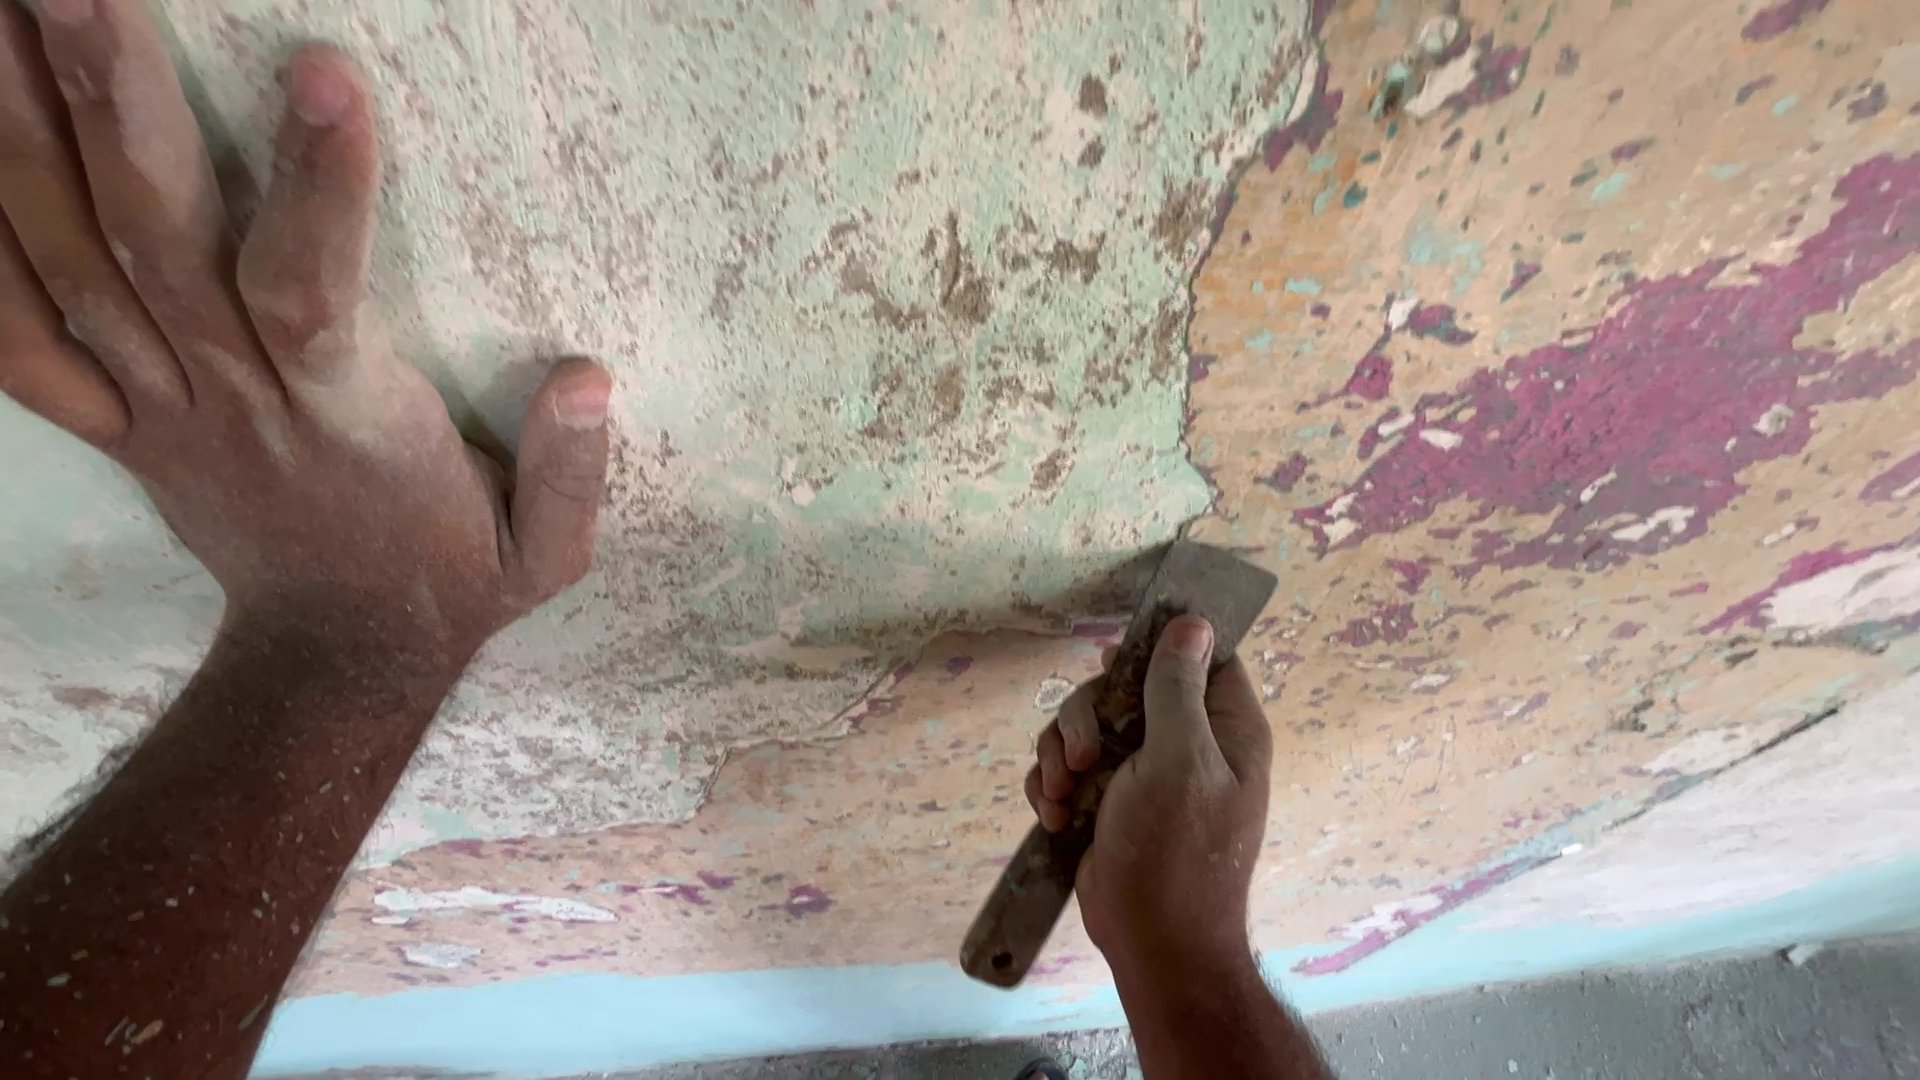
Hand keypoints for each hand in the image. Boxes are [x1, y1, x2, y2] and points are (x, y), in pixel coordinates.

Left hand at [0, 2, 610, 667]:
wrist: (344, 654)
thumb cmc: (459, 584)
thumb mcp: (552, 553)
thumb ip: (574, 472)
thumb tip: (592, 380)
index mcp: (355, 430)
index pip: (314, 297)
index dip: (318, 190)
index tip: (328, 76)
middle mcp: (242, 408)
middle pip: (157, 248)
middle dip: (113, 107)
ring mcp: (166, 413)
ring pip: (66, 264)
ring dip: (20, 134)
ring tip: (2, 11)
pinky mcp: (126, 424)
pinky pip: (11, 330)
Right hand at [1026, 615, 1273, 976]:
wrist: (1148, 941)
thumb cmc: (1175, 849)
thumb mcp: (1179, 759)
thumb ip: (1178, 688)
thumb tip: (1193, 621)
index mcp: (1221, 726)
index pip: (1201, 657)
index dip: (1158, 646)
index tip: (1115, 657)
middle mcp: (1183, 740)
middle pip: (1123, 686)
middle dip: (1086, 717)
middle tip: (1082, 758)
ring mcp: (1140, 769)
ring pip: (1084, 723)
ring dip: (1061, 754)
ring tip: (1064, 796)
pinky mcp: (1104, 795)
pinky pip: (1066, 763)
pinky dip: (1054, 785)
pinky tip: (1057, 816)